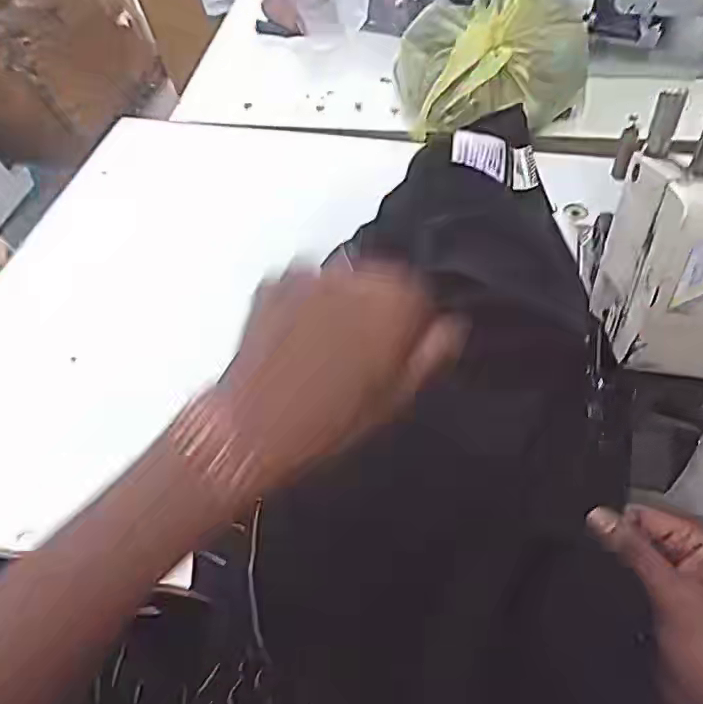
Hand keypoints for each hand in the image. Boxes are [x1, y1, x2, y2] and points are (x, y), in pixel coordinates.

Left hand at [172, 262, 463, 494]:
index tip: (410, 342)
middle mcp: (354, 281)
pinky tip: (307, 337)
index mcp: (392, 307)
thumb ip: (431, 354)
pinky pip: (308, 281)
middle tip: (370, 347)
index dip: (419, 320)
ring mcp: (312, 277)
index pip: (424, 291)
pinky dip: (312, 300)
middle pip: (386, 277)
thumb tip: (450, 330)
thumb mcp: (396, 399)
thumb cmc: (323, 423)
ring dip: (349, 300)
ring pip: (348, 276)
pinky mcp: (277, 282)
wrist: (252, 428)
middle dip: (384, 305)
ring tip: (334, 345)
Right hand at [587, 504, 702, 703]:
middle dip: (621, 551)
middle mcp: (694, 560)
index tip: (598, 532)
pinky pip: (630, 590)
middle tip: (624, 578)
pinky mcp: (661, 610)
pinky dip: (622, 596)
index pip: (647, 514)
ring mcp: (677, 586)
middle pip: (638, 537)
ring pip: (631, 565)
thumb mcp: (672, 594)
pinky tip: (628, 609)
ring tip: (633, 599)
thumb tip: (602, 518)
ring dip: (621, 576)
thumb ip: (634, 551)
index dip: (620, 523)